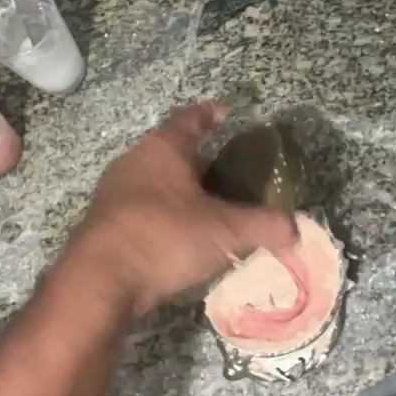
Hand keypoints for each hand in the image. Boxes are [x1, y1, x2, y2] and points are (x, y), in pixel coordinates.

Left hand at [62, 103, 299, 316]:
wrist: (98, 282)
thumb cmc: (164, 237)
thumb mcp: (225, 231)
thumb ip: (265, 226)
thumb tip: (296, 228)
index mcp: (162, 149)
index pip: (190, 119)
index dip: (210, 114)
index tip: (226, 113)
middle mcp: (134, 163)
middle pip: (173, 153)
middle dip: (201, 162)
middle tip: (230, 174)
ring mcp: (114, 195)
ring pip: (156, 184)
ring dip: (181, 193)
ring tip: (210, 209)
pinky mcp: (104, 227)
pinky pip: (143, 212)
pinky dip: (165, 218)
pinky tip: (182, 240)